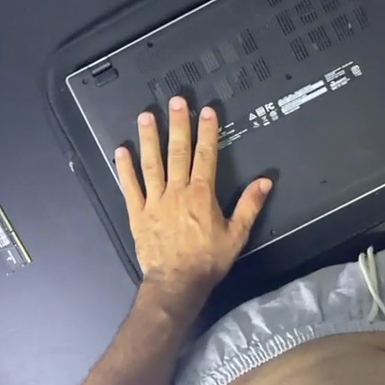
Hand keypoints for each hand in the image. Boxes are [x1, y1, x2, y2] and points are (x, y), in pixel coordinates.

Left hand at [115, 97, 271, 305]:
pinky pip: (130, 187)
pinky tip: (120, 152)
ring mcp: (155, 201)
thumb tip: (264, 182)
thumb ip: (249, 205)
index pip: (206, 156)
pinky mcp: (138, 214)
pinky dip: (125, 169)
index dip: (207, 131)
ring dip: (149, 139)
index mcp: (201, 195)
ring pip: (151, 164)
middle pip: (178, 152)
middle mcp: (177, 192)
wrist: (177, 283)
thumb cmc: (207, 261)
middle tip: (176, 101)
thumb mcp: (236, 235)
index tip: (206, 111)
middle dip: (178, 125)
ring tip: (146, 116)